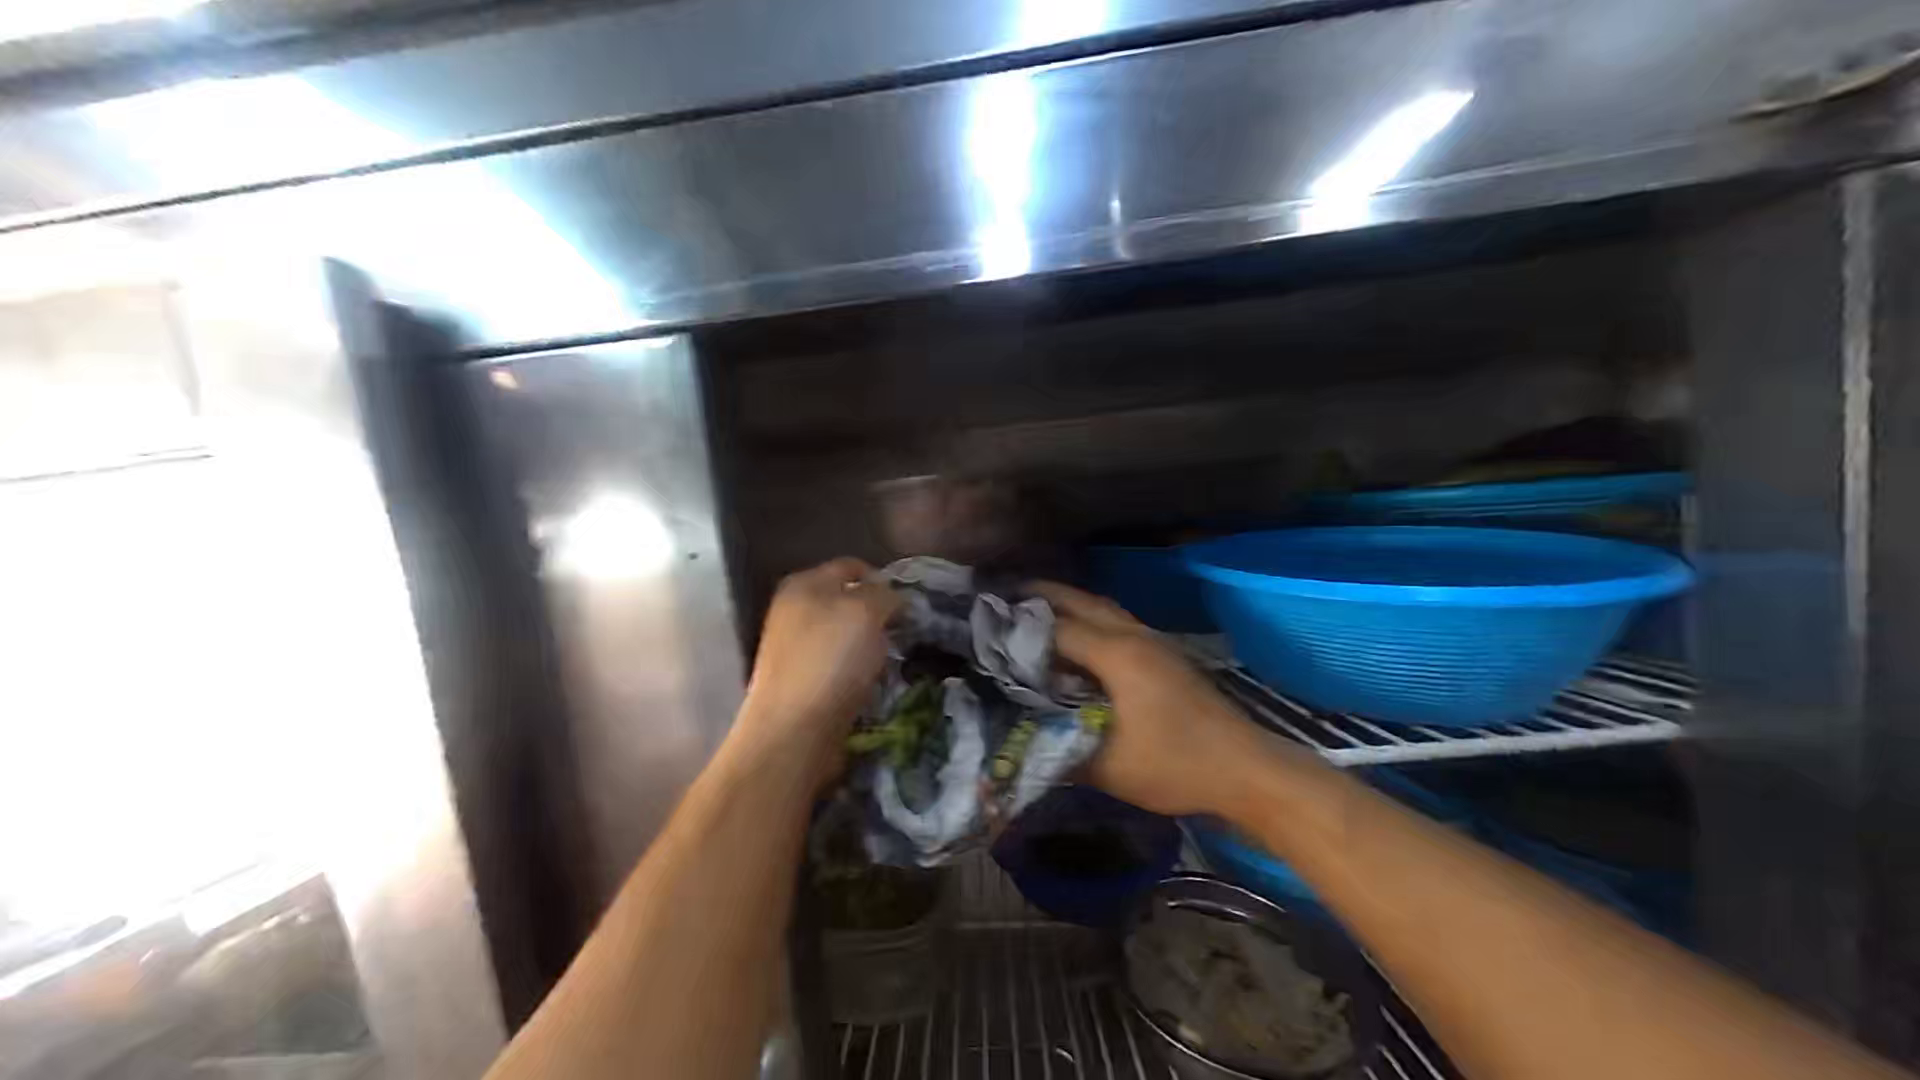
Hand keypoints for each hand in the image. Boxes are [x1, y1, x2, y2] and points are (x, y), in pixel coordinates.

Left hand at [736, 558, 901, 776]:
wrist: (794, 730)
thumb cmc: (831, 659)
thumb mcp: (867, 611)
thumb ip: (885, 594)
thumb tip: (893, 597)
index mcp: (803, 583)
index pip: (852, 566)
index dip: (883, 579)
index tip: (910, 601)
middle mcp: (793, 610)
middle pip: (848, 602)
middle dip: (878, 615)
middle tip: (905, 631)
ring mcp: (794, 648)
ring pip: (846, 636)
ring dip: (870, 647)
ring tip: (892, 661)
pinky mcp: (800, 682)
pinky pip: (839, 666)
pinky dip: (858, 672)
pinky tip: (871, 685)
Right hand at [1029, 581, 1283, 817]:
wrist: (1247, 769)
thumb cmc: (1177, 765)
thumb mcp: (1109, 767)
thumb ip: (1058, 752)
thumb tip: (1016, 747)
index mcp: (1118, 655)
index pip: (1057, 629)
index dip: (1020, 628)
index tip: (985, 625)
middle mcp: (1135, 636)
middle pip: (1081, 602)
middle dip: (1041, 595)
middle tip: (1004, 594)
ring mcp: (1155, 642)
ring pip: (1102, 608)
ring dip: (1068, 604)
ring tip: (1033, 608)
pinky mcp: (1166, 655)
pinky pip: (1117, 622)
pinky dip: (1089, 619)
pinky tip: (1077, 638)